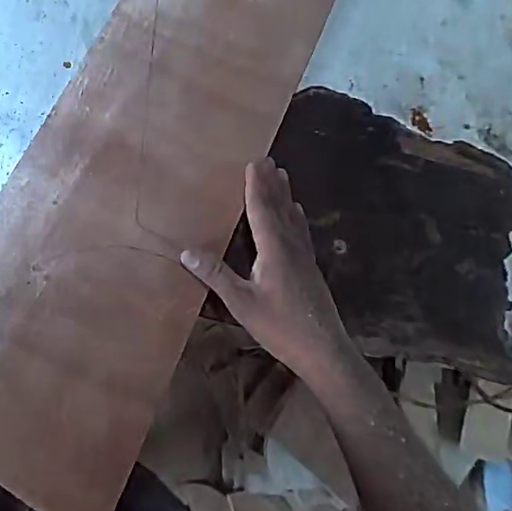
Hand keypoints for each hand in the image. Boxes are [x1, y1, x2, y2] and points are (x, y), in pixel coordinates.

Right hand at [180, 158, 360, 387]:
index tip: (253, 162)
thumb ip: (216, 276)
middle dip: (271, 183)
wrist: (324, 351)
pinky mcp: (310, 268)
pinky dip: (295, 215)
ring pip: (292, 217)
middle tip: (267, 159)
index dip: (256, 186)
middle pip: (279, 207)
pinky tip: (297, 214)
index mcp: (274, 250)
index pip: (262, 210)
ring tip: (282, 174)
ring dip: (285, 194)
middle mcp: (291, 246)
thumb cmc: (280, 327)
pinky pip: (300, 230)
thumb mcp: (242, 304)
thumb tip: (186, 251)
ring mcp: (304, 257)